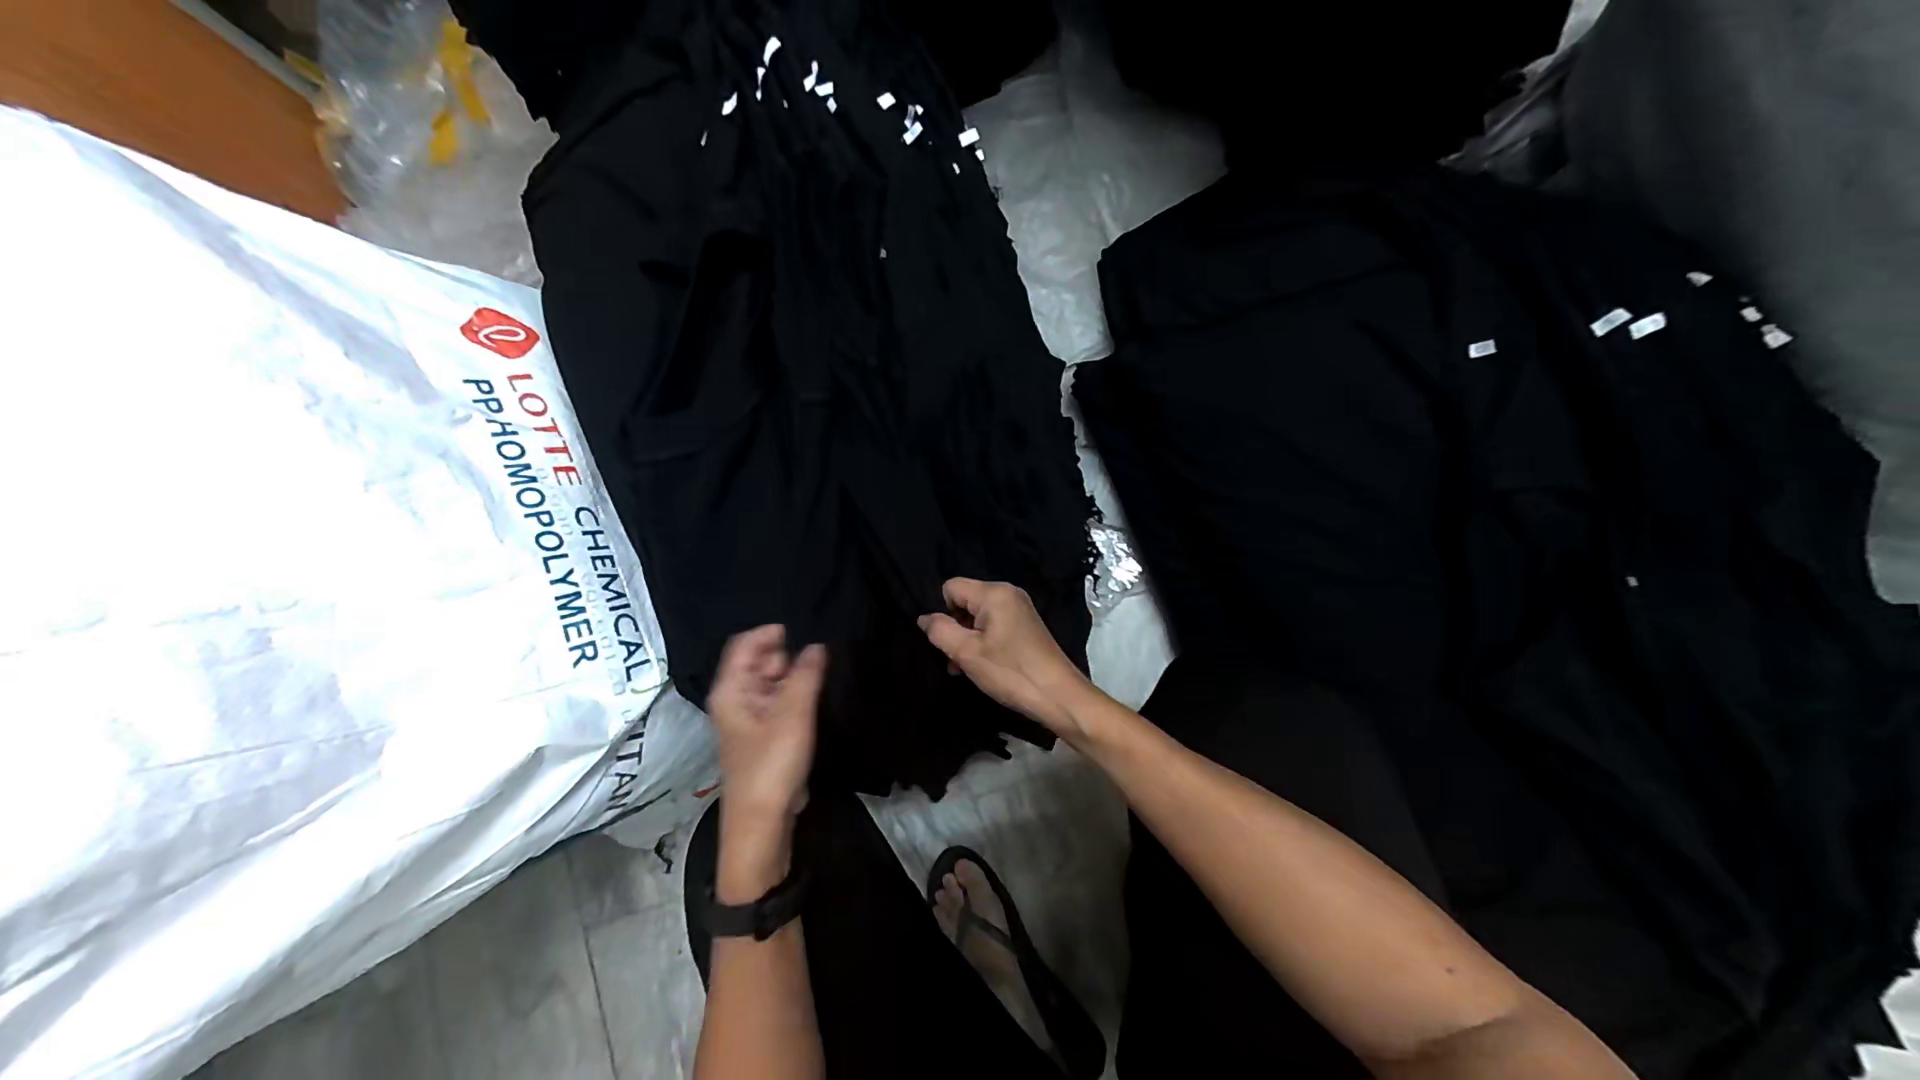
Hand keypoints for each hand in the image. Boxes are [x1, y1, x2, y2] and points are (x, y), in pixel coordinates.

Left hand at [706, 625, 826, 829]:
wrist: (763, 822)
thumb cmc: (772, 764)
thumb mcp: (793, 713)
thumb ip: (807, 673)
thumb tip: (818, 644)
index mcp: (731, 690)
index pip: (746, 643)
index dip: (773, 632)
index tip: (808, 631)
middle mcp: (736, 700)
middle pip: (760, 661)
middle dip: (789, 654)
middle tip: (821, 657)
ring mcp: (750, 719)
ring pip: (773, 683)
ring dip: (796, 677)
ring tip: (824, 674)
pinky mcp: (765, 736)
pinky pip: (780, 703)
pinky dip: (796, 697)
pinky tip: (817, 699)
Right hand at [917, 578, 1101, 741]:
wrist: (1058, 696)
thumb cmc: (1010, 672)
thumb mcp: (967, 653)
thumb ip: (940, 630)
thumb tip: (924, 618)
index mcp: (994, 592)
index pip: (951, 587)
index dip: (943, 612)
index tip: (949, 640)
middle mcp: (1009, 593)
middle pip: (965, 601)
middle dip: (955, 628)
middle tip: (955, 660)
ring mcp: (1020, 609)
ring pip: (978, 616)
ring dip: (967, 640)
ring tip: (965, 668)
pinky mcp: (1026, 626)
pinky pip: (994, 625)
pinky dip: (983, 642)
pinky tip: (982, 666)